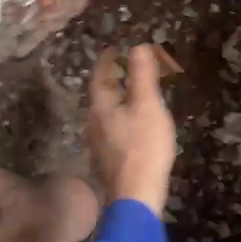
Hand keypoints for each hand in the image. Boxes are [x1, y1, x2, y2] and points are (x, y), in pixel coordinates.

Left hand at [89, 45, 177, 214]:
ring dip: (119, 99)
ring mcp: (99, 143)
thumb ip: (142, 74)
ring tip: (136, 93)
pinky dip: (123, 117)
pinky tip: (135, 124)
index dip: (108, 58)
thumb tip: (138, 45)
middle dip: (115, 78)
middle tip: (130, 67)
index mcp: (100, 105)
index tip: (117, 47)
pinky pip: (113, 129)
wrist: (136, 195)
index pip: (100, 74)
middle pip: (101, 93)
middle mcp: (93, 121)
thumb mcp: (147, 104)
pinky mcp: (107, 159)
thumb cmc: (143, 145)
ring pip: (106, 112)